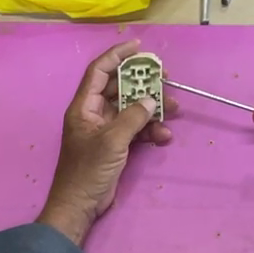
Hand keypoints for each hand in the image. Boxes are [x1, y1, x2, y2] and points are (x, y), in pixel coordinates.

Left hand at [37, 41, 173, 244]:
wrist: (80, 206)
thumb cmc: (88, 171)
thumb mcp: (111, 141)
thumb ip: (132, 117)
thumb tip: (150, 100)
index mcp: (85, 106)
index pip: (100, 71)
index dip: (118, 55)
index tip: (139, 47)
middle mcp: (95, 113)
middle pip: (121, 88)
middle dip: (144, 84)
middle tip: (166, 78)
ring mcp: (106, 129)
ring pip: (133, 108)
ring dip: (153, 108)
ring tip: (174, 109)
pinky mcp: (117, 144)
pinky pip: (137, 128)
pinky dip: (151, 129)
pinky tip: (164, 136)